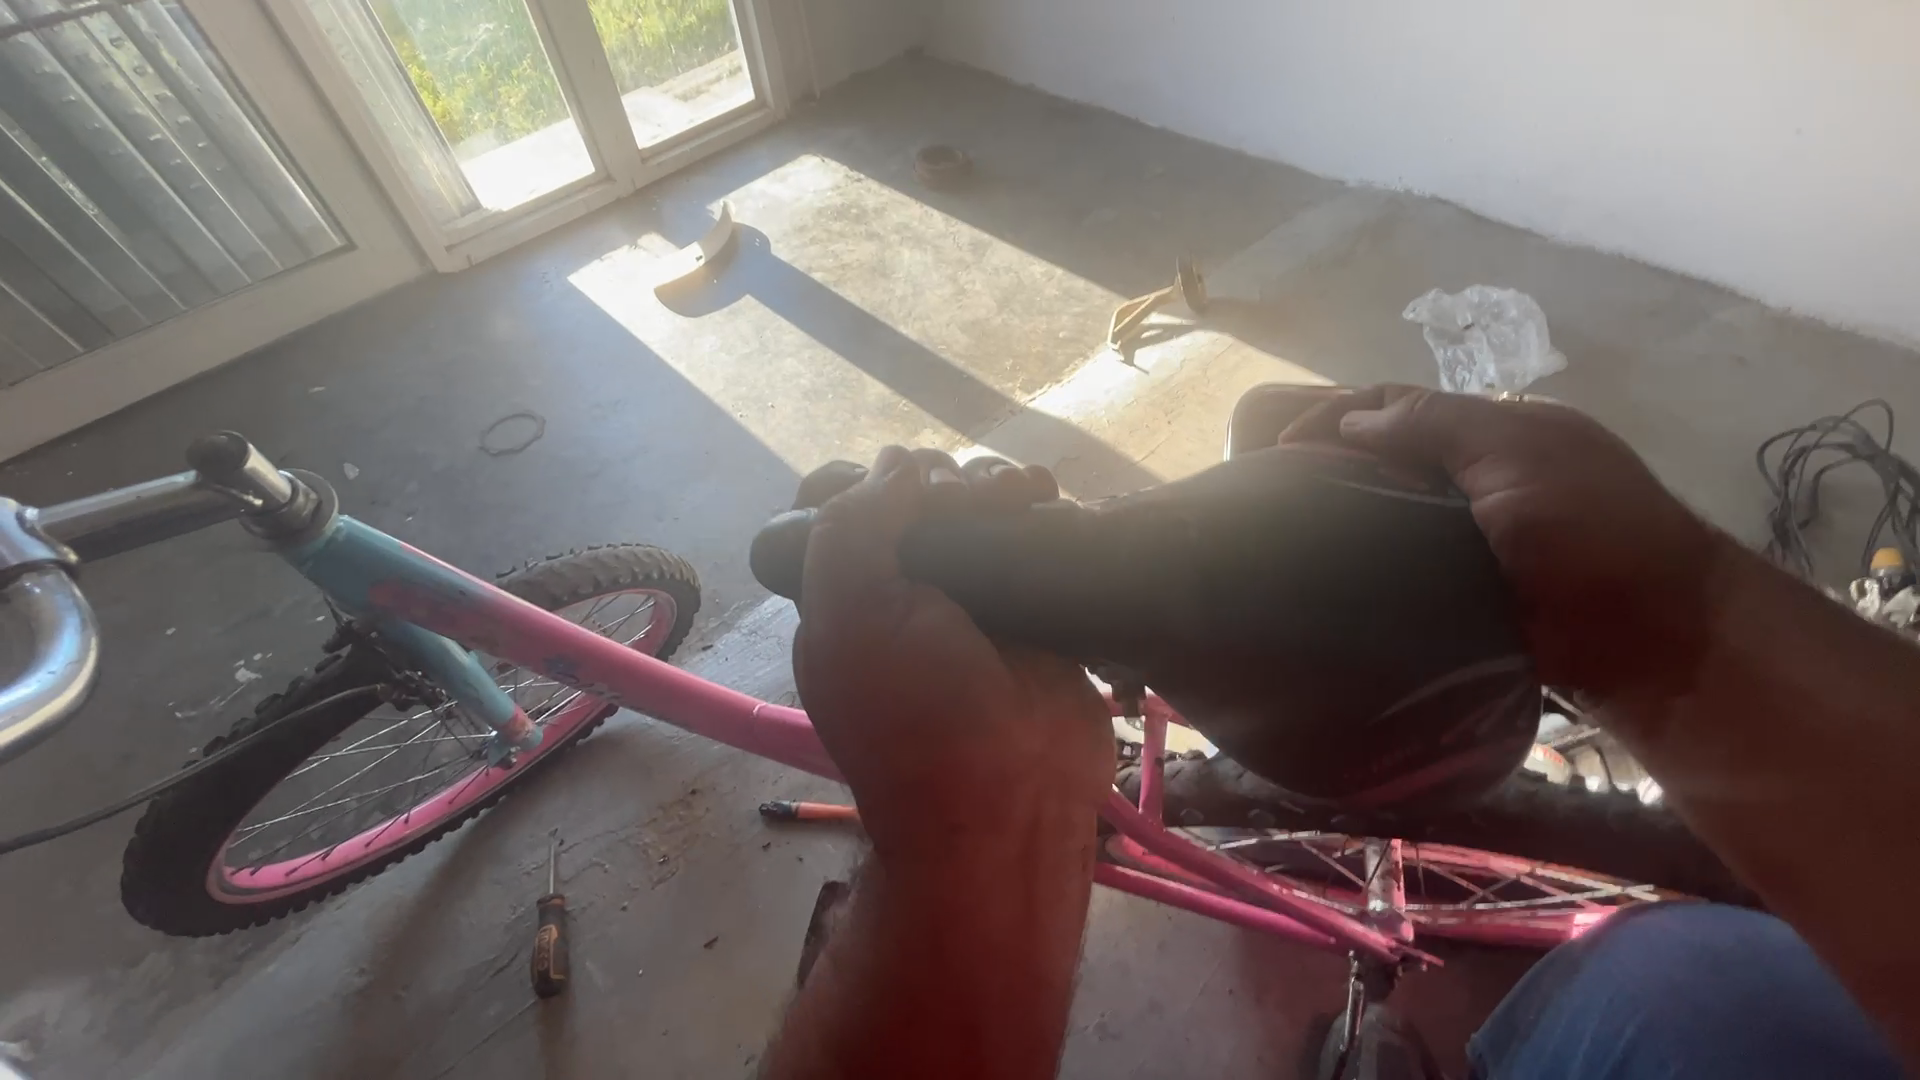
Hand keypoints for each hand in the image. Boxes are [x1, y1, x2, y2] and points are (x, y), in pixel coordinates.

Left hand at [791, 447, 1113, 862]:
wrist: (1009, 798)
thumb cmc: (915, 714)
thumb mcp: (852, 620)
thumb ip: (852, 528)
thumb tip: (896, 460)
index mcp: (847, 594)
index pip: (847, 505)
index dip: (874, 480)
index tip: (912, 485)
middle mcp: (905, 590)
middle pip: (918, 499)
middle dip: (946, 482)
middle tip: (972, 502)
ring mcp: (971, 598)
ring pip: (975, 510)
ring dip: (994, 485)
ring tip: (1022, 494)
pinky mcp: (1028, 606)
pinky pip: (1024, 537)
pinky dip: (1033, 509)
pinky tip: (1045, 500)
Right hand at [1283, 386, 1737, 700]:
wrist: (1652, 641)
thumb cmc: (1591, 534)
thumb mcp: (1521, 455)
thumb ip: (1437, 426)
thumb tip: (1349, 420)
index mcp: (1496, 433)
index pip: (1400, 407)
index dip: (1338, 414)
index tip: (1283, 446)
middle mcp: (1475, 475)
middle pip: (1385, 454)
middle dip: (1330, 460)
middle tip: (1276, 489)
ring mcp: (1465, 531)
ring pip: (1386, 507)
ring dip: (1342, 509)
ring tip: (1287, 529)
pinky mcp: (1455, 581)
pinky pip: (1396, 558)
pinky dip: (1361, 555)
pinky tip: (1326, 566)